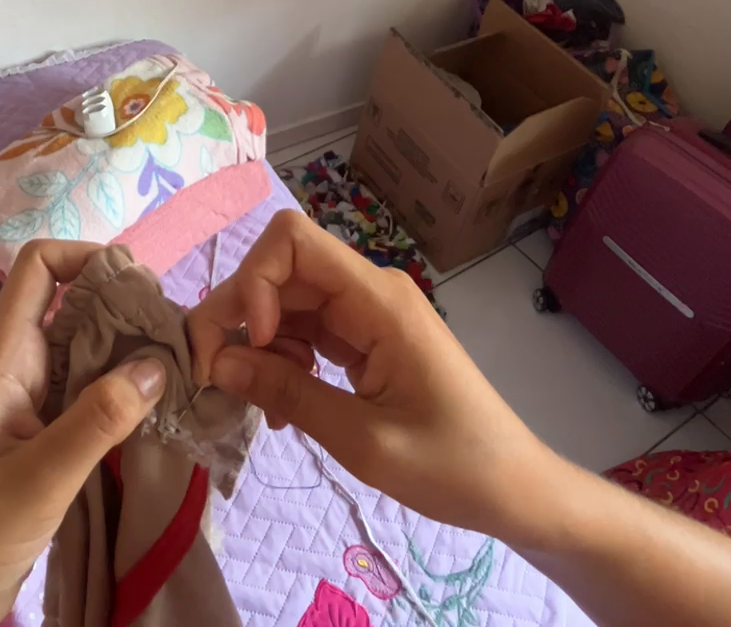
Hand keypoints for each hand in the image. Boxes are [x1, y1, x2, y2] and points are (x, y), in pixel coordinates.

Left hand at [0, 240, 166, 626]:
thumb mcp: (33, 483)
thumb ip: (95, 421)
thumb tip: (155, 363)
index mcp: (1, 361)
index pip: (37, 269)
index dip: (84, 256)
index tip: (138, 283)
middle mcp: (16, 372)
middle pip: (72, 307)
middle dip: (123, 309)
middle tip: (177, 337)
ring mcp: (28, 409)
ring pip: (83, 355)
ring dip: (127, 355)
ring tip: (179, 371)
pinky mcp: (39, 444)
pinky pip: (86, 400)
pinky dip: (120, 397)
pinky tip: (155, 413)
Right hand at [186, 210, 566, 544]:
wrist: (515, 490)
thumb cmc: (454, 466)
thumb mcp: (363, 440)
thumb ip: (287, 393)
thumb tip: (217, 363)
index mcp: (378, 299)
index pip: (293, 240)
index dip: (255, 279)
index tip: (251, 344)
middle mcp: (366, 291)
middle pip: (278, 272)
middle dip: (238, 316)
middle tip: (214, 378)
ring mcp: (362, 313)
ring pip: (282, 302)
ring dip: (256, 345)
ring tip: (259, 404)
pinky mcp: (358, 336)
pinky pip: (301, 330)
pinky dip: (278, 361)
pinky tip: (281, 407)